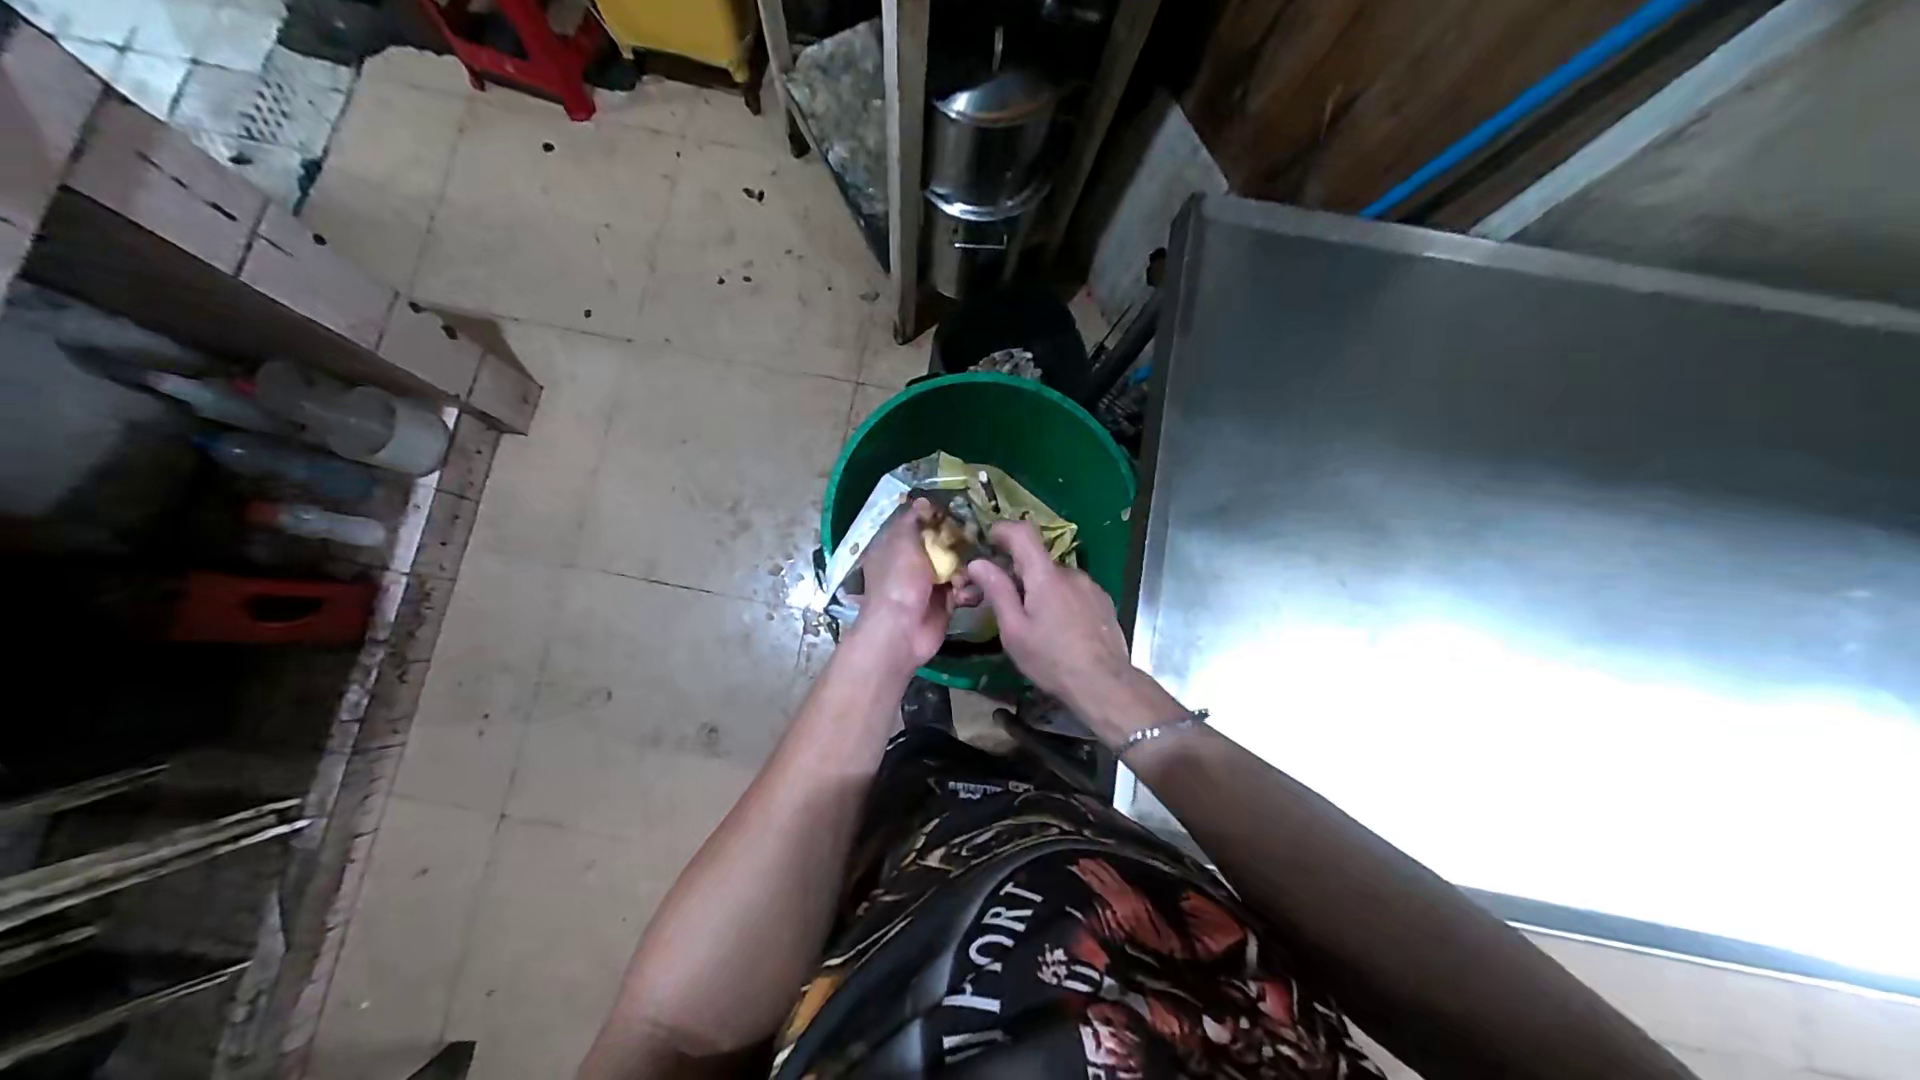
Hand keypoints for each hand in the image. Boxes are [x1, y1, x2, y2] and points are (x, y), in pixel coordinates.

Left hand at [849, 499, 975, 672]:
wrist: (902, 630)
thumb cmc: (899, 579)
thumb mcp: (902, 540)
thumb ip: (914, 519)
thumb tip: (922, 500)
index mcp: (895, 545)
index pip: (918, 523)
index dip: (937, 516)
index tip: (960, 509)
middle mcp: (912, 562)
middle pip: (943, 544)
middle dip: (960, 543)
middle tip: (977, 539)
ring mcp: (930, 584)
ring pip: (958, 566)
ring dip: (968, 569)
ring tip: (970, 572)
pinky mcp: (946, 603)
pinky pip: (965, 590)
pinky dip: (969, 591)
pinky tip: (965, 594)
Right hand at [966, 521, 1135, 712]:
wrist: (1104, 685)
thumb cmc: (1052, 660)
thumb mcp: (1014, 630)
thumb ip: (997, 591)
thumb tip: (978, 563)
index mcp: (1045, 576)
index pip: (1023, 533)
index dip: (1002, 530)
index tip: (988, 541)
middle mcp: (1070, 573)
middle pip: (1037, 562)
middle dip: (1017, 576)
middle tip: (1002, 604)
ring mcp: (1090, 587)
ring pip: (1055, 579)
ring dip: (1040, 591)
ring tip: (1033, 625)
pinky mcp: (1102, 602)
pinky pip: (1073, 592)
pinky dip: (1059, 601)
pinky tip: (1058, 630)